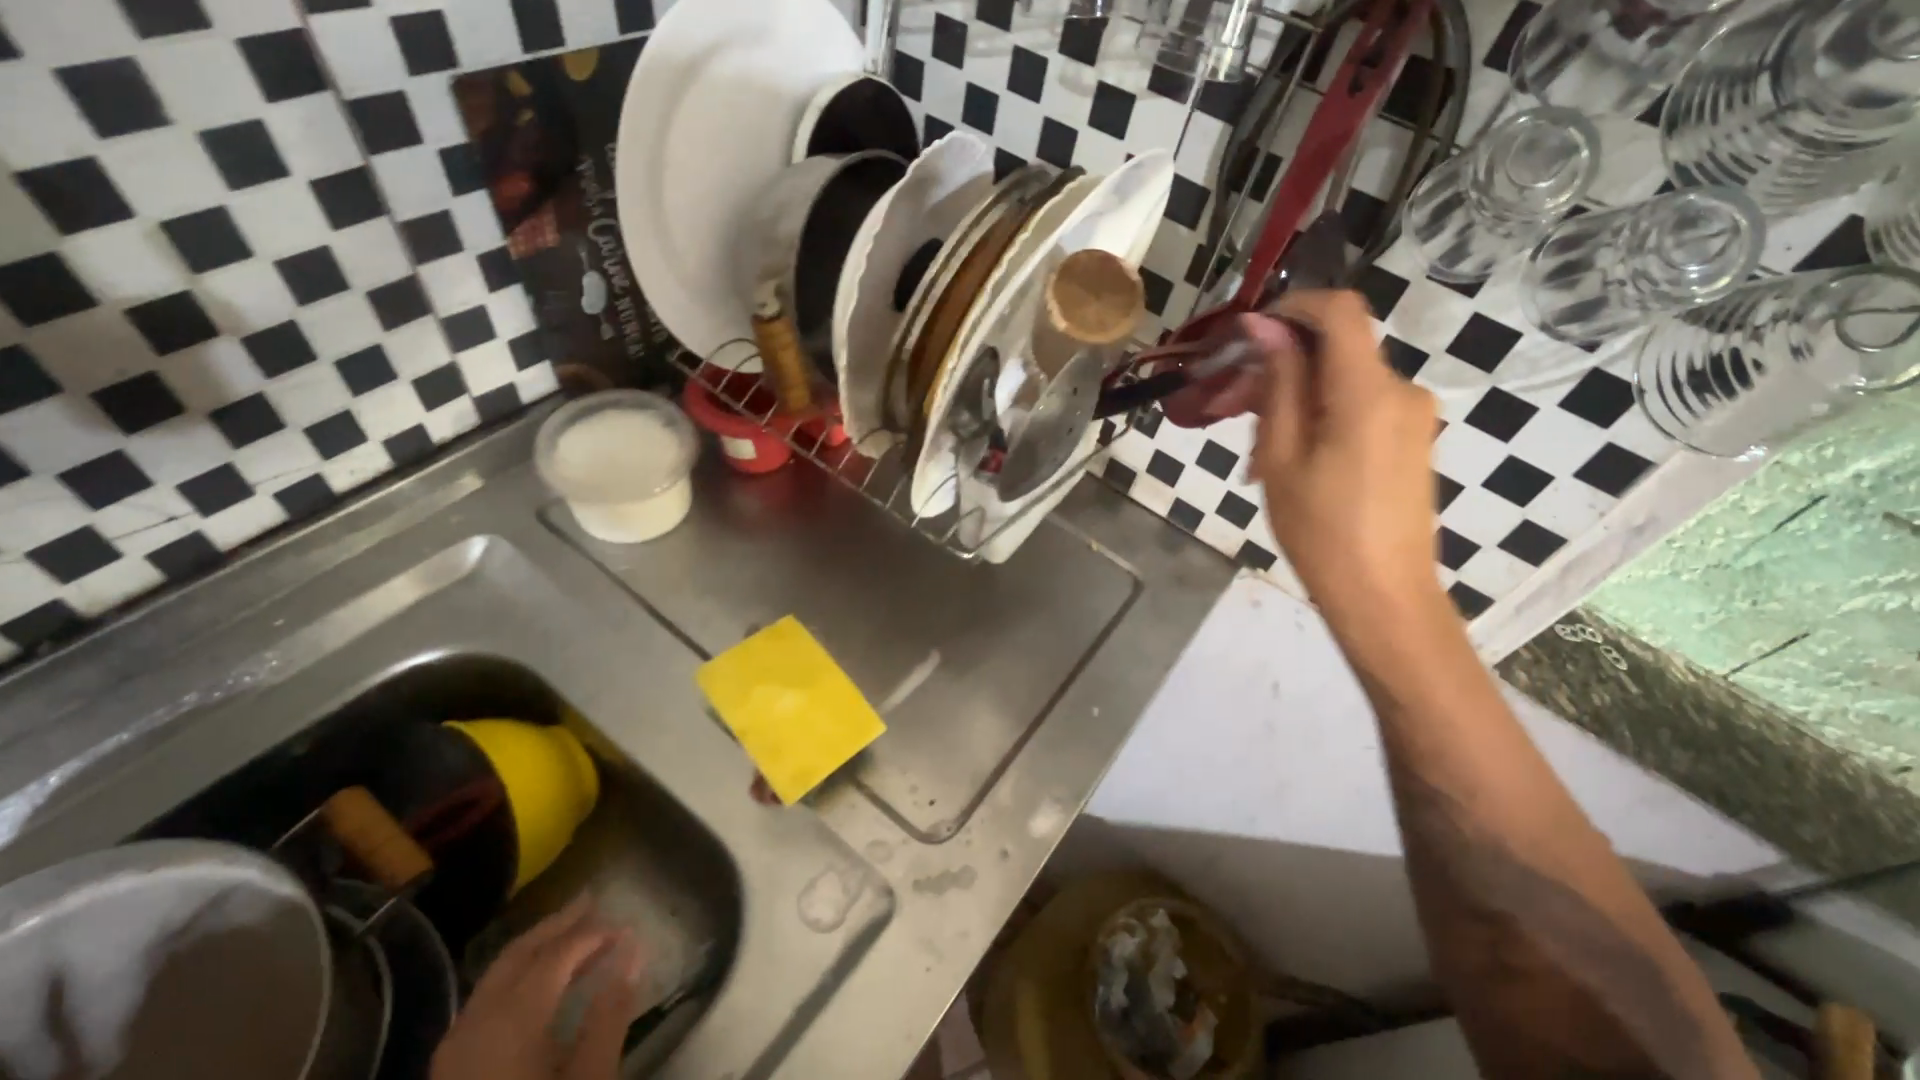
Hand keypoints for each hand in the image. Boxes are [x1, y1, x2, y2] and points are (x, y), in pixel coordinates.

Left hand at [431, 898, 640, 1079]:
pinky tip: (542, 982)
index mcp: (513, 1020)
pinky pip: (486, 998)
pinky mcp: (451, 1065)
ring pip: (497, 975)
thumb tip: (632, 952)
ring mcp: (457, 1044)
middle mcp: (476, 1020)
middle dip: (558, 925)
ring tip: (576, 934)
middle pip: (518, 954)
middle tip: (595, 901)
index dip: (592, 933)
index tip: (626, 923)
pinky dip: (518, 976)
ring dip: (537, 948)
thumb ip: (610, 1013)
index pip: (557, 955)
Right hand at [1248, 290, 1443, 620]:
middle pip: (1339, 347)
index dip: (1293, 307)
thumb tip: (1264, 325)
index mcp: (1369, 391)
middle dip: (1284, 361)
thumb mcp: (1281, 457)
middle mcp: (1402, 390)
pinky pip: (1363, 405)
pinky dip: (1323, 414)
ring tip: (1259, 448)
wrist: (1384, 596)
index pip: (1340, 310)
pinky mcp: (1413, 439)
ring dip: (1299, 394)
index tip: (1251, 334)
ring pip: (1346, 379)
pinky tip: (1293, 458)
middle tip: (1234, 404)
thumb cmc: (1322, 531)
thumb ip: (1278, 384)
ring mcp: (1414, 416)